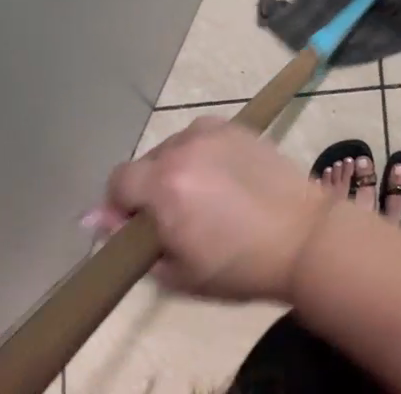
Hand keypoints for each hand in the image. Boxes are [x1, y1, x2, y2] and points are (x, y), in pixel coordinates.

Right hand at [100, 117, 333, 301]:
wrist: (304, 237)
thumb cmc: (239, 266)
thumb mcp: (177, 271)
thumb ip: (132, 243)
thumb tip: (96, 220)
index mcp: (165, 184)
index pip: (118, 180)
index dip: (120, 206)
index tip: (138, 228)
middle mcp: (185, 147)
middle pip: (147, 162)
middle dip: (149, 188)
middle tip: (175, 218)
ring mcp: (216, 132)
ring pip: (176, 147)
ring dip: (177, 168)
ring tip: (204, 197)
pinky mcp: (241, 128)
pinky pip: (204, 137)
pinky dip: (203, 154)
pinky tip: (223, 179)